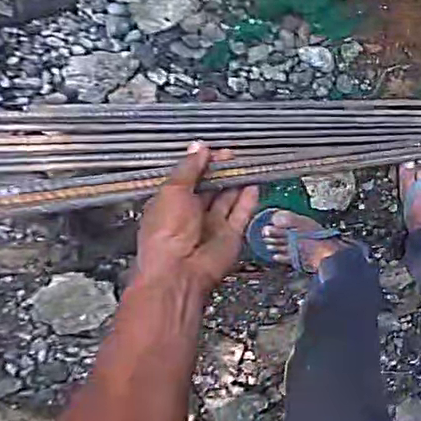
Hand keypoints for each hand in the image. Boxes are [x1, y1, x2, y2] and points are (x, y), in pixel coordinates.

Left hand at [135, 144, 259, 293]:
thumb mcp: (173, 191)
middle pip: (211, 187)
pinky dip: (248, 200)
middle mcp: (192, 214)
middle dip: (223, 172)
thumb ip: (189, 169)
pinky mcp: (230, 235)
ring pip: (228, 199)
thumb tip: (199, 149)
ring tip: (248, 166)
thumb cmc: (166, 234)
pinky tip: (253, 186)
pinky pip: (241, 214)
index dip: (203, 164)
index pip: (190, 178)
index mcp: (171, 203)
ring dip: (238, 183)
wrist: (180, 271)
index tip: (216, 151)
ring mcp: (212, 225)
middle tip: (235, 157)